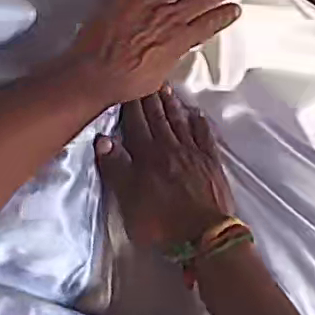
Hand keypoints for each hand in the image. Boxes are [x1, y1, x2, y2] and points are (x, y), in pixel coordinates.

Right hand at [57, 0, 263, 106]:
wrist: (93, 72)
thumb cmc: (91, 48)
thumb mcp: (104, 13)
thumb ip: (126, 8)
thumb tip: (136, 13)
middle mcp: (155, 0)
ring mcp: (169, 20)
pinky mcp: (177, 42)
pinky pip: (206, 24)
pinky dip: (222, 15)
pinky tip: (235, 9)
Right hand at [95, 86, 235, 250]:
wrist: (205, 238)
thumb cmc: (161, 222)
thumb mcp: (128, 199)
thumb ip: (117, 167)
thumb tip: (103, 138)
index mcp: (147, 155)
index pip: (135, 122)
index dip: (130, 103)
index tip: (125, 84)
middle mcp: (170, 148)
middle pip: (158, 117)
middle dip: (150, 96)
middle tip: (147, 76)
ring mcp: (193, 154)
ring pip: (179, 122)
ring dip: (171, 104)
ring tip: (165, 87)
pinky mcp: (211, 164)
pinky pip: (204, 136)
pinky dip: (199, 123)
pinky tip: (196, 114)